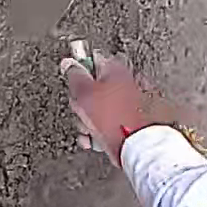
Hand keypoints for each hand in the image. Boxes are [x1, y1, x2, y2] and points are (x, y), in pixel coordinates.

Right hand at [59, 50, 178, 164]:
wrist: (137, 145)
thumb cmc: (113, 117)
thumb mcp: (84, 93)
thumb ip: (74, 75)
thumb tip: (68, 63)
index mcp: (116, 69)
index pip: (91, 61)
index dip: (77, 75)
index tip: (73, 87)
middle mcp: (127, 83)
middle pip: (93, 89)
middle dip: (82, 105)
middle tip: (80, 113)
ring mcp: (131, 104)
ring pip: (99, 110)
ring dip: (88, 123)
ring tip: (89, 132)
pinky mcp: (133, 122)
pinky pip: (109, 124)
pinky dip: (100, 133)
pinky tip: (96, 140)